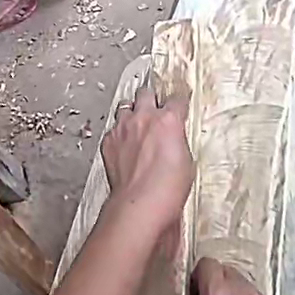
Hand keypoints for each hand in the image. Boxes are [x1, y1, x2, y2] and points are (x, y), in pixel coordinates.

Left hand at [100, 81, 191, 227]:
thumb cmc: (168, 187)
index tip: (178, 104)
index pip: (176, 99)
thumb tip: (172, 137)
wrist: (140, 201)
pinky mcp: (108, 140)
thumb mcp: (186, 159)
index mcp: (168, 120)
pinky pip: (113, 129)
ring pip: (125, 107)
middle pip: (145, 93)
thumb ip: (177, 139)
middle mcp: (143, 118)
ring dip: (132, 112)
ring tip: (137, 123)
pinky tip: (125, 144)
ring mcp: (122, 128)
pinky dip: (120, 133)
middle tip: (154, 107)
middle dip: (151, 99)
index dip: (178, 102)